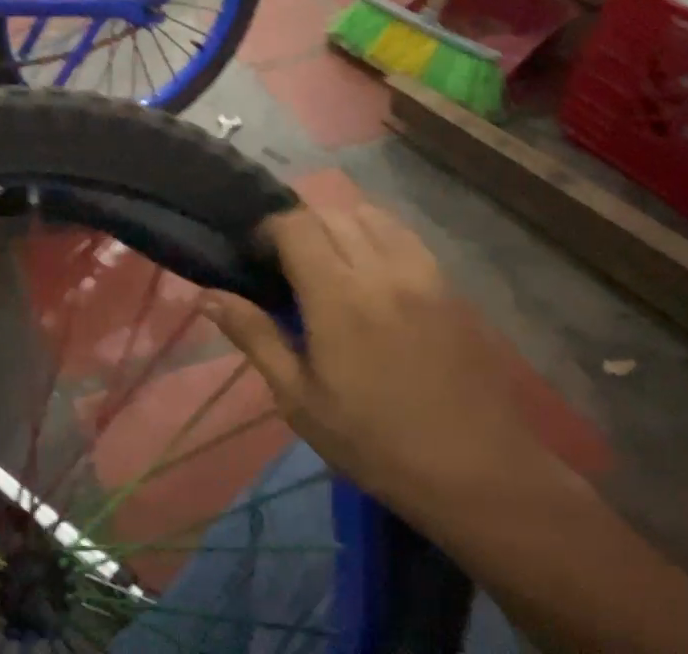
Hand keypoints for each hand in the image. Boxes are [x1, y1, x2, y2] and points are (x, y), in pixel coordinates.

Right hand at [200, 204, 545, 511]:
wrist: (479, 474)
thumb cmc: (375, 443)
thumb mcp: (300, 400)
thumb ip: (255, 337)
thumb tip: (208, 296)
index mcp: (339, 297)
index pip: (296, 225)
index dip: (268, 229)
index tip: (255, 257)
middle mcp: (383, 271)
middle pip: (332, 213)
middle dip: (301, 226)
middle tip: (285, 264)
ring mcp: (425, 275)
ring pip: (373, 216)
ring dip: (341, 225)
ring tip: (328, 262)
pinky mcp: (453, 288)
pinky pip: (407, 238)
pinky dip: (378, 236)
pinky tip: (371, 274)